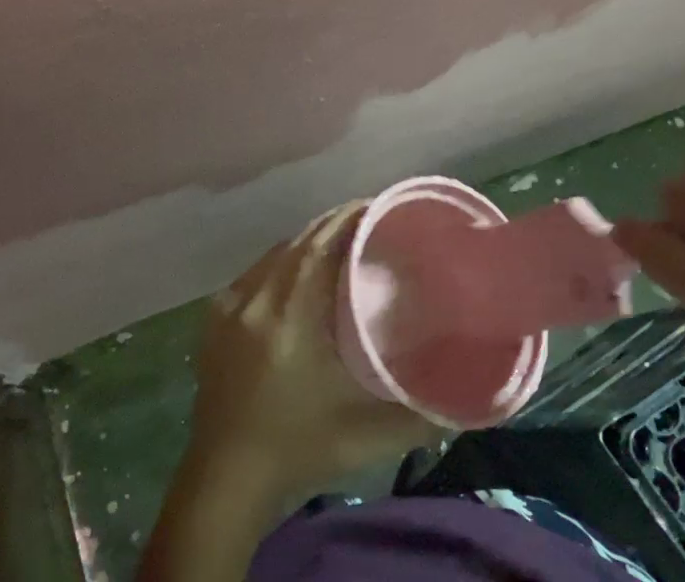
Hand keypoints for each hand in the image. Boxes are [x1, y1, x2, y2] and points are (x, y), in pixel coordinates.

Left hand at [141, 202, 439, 579]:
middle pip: (298, 242)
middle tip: (371, 220)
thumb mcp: (366, 438)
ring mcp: (229, 305)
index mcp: (289, 318)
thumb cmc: (298, 451)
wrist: (225, 477)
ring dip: (307, 241)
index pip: (320, 246)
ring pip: (274, 254)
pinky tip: (299, 271)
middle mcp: (255, 299)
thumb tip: (469, 405)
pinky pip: (255, 273)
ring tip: (341, 241)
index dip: (350, 220)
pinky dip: (281, 262)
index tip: (381, 208)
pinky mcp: (215, 317)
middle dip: (333, 224)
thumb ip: (420, 417)